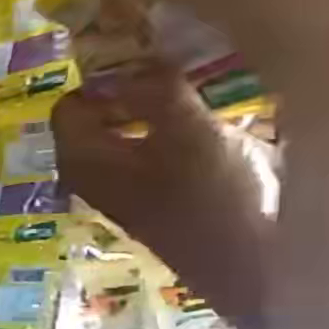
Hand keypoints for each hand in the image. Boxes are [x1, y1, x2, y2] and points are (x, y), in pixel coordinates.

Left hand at [51, 62, 270, 328]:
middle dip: (134, 91)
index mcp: (80, 157)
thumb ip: (153, 92)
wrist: (258, 268)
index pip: (71, 104)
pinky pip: (154, 153)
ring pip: (129, 133)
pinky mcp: (156, 199)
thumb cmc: (217, 196)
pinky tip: (221, 128)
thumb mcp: (188, 133)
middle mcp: (89, 174)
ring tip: (205, 95)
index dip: (104, 80)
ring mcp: (122, 188)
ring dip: (159, 111)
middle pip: (98, 117)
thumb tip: (126, 60)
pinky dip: (177, 134)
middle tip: (184, 72)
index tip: (151, 61)